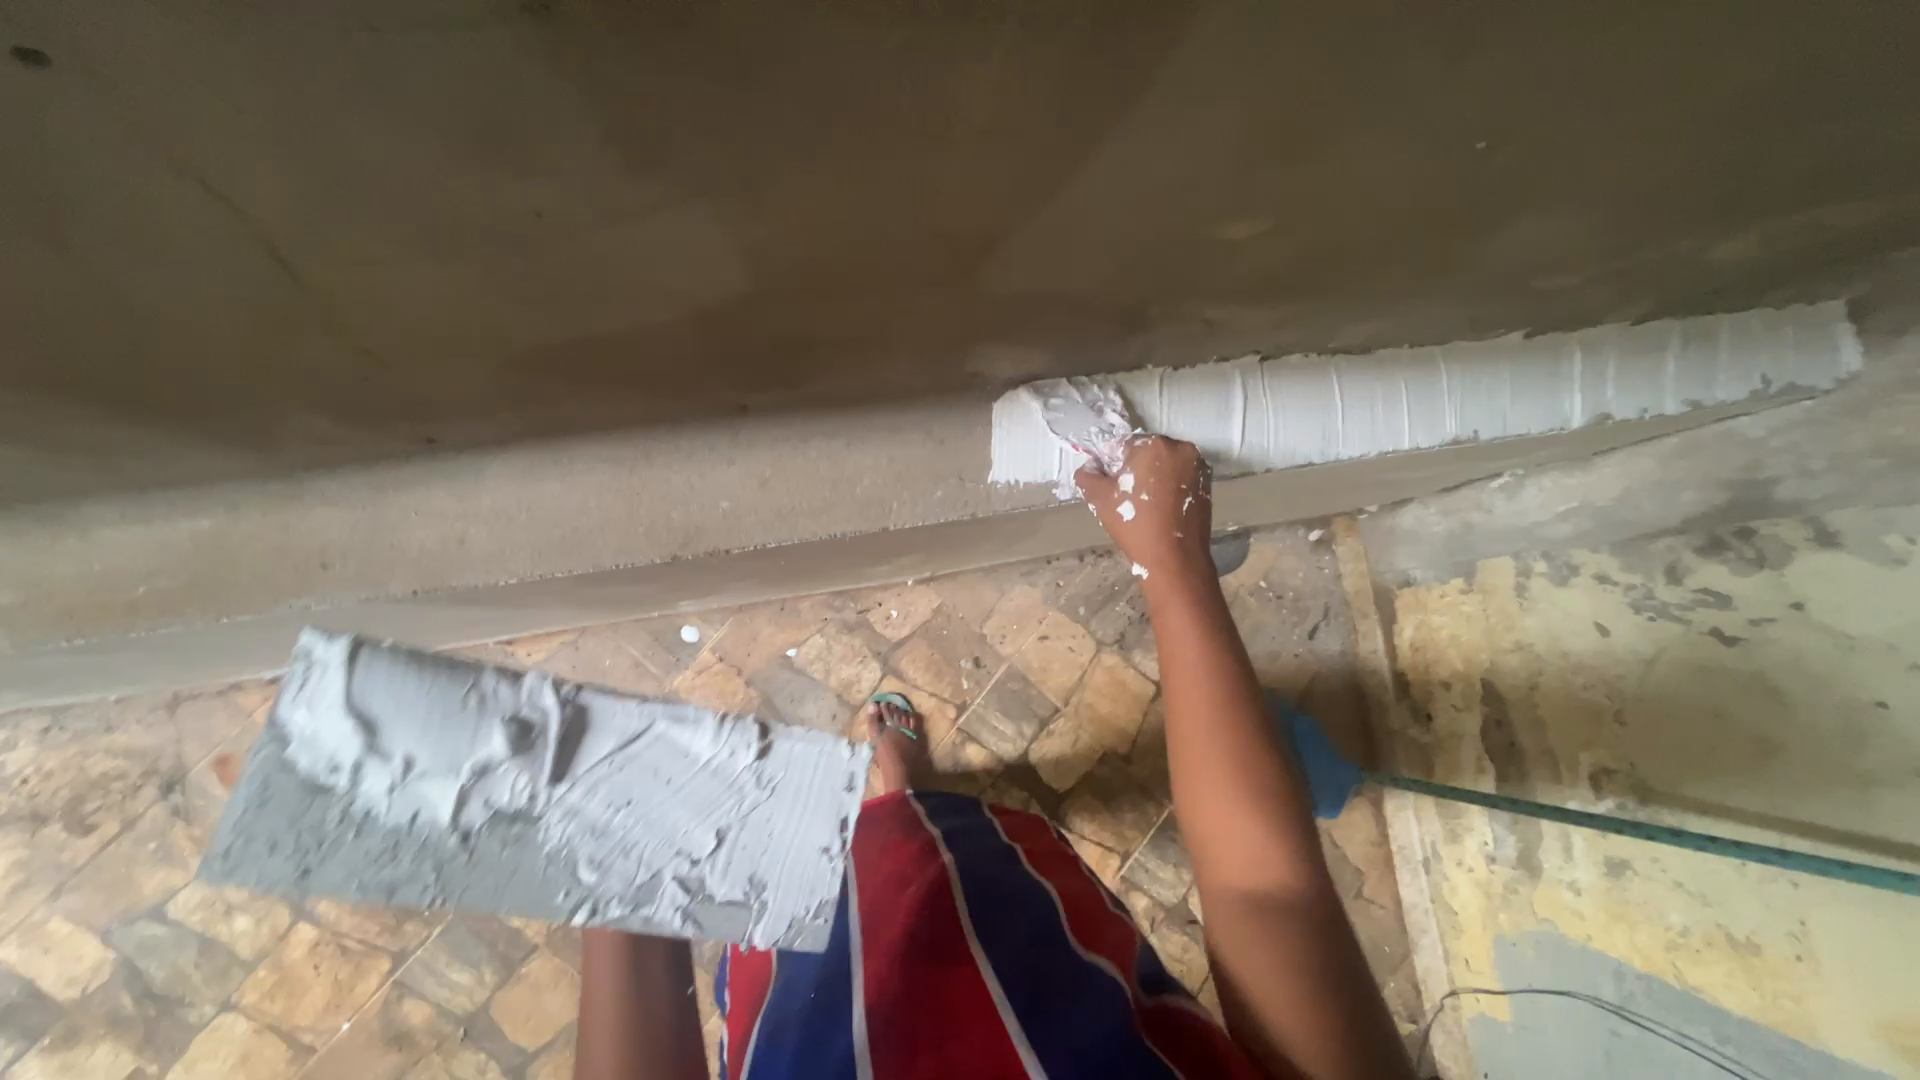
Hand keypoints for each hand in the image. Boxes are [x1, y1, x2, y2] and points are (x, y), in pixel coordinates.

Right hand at [1075, 435, 1213, 584]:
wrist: (1175, 558)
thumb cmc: (1136, 526)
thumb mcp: (1100, 499)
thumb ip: (1087, 476)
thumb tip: (1089, 467)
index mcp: (1153, 444)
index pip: (1124, 445)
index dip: (1113, 465)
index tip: (1110, 486)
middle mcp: (1180, 448)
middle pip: (1149, 452)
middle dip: (1136, 469)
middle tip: (1127, 496)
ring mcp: (1198, 466)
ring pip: (1166, 465)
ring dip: (1154, 477)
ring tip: (1146, 504)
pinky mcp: (1208, 484)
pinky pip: (1181, 477)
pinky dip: (1171, 486)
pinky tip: (1162, 508)